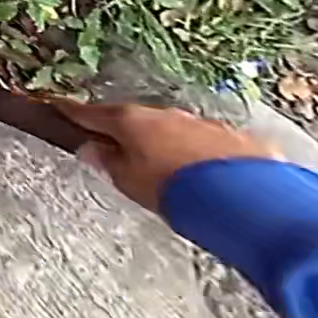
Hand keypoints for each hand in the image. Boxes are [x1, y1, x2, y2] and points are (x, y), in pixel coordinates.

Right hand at [56, 101, 279, 211]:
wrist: (262, 210)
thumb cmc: (179, 193)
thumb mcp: (130, 183)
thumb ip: (107, 162)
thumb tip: (92, 150)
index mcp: (128, 120)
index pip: (86, 112)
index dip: (68, 111)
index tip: (55, 107)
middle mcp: (164, 115)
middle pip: (136, 120)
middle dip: (129, 132)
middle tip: (126, 151)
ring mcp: (207, 126)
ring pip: (179, 130)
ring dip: (172, 143)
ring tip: (178, 169)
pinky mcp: (247, 143)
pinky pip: (218, 145)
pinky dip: (210, 155)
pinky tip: (218, 176)